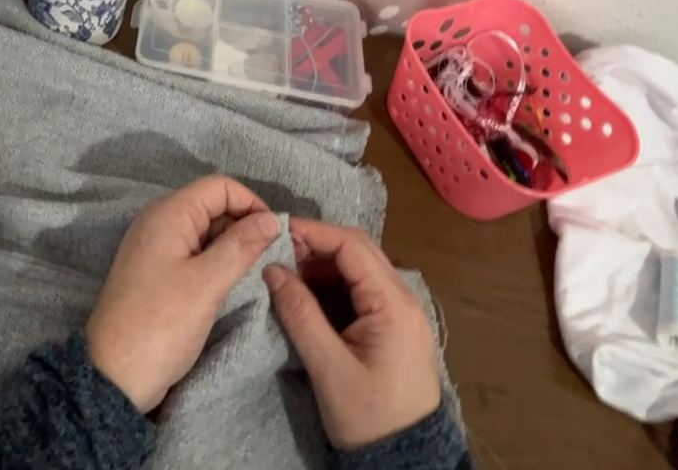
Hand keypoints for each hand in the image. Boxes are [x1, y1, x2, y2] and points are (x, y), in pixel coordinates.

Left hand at [85, 175, 281, 412]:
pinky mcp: (156, 270)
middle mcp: (159, 220)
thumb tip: (271, 219)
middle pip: (212, 205)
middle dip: (244, 223)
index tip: (276, 234)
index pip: (219, 186)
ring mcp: (155, 245)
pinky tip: (232, 281)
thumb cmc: (161, 323)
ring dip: (232, 244)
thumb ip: (241, 246)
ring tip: (258, 270)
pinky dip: (215, 259)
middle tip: (274, 255)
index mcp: (169, 212)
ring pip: (204, 230)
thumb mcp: (207, 283)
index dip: (251, 202)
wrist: (114, 374)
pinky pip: (193, 250)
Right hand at [262, 218, 441, 450]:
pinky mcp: (393, 326)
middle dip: (317, 244)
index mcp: (394, 305)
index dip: (314, 232)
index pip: (352, 246)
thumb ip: (300, 314)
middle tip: (278, 252)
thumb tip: (272, 269)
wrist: (405, 463)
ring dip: (324, 264)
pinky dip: (333, 284)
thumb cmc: (369, 417)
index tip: (277, 231)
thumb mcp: (328, 368)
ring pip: (359, 267)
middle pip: (358, 250)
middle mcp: (403, 299)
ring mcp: (401, 312)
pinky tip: (308, 295)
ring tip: (288, 275)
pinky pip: (362, 288)